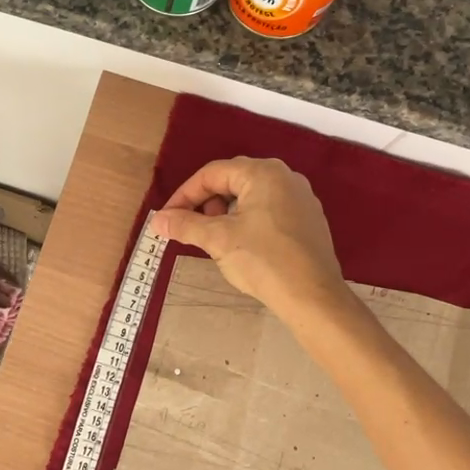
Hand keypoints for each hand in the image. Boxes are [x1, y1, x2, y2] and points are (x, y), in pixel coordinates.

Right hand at [150, 157, 345, 315]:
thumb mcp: (217, 240)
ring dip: (225, 212)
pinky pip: (269, 209)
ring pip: (251, 196)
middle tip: (191, 226)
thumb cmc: (263, 260)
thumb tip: (157, 220)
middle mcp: (285, 177)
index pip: (212, 173)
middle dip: (205, 202)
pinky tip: (242, 245)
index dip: (184, 195)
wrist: (312, 296)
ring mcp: (301, 198)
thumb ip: (184, 225)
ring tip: (216, 238)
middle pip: (232, 180)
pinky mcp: (308, 220)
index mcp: (263, 173)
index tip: (168, 218)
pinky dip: (247, 220)